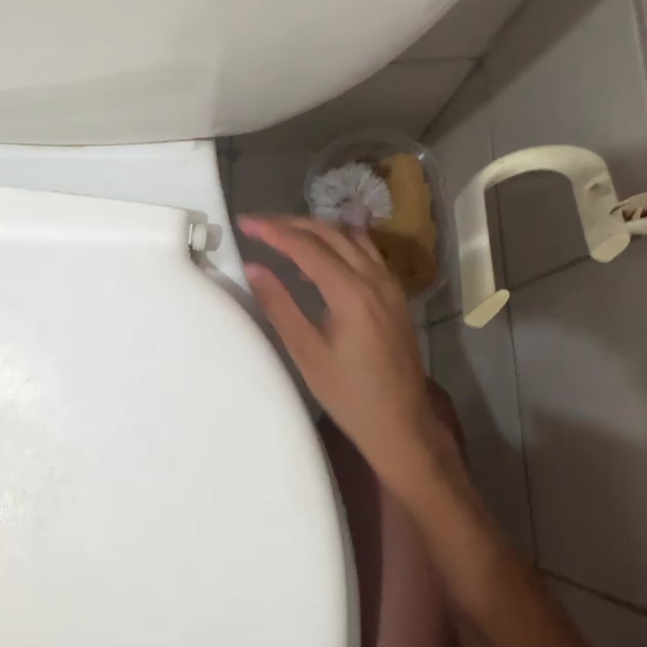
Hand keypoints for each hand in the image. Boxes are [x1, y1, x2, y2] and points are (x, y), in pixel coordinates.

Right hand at [240, 215, 451, 475]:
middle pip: (331, 233)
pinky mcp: (394, 295)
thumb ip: (279, 306)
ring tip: (284, 236)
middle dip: (292, 224)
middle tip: (259, 225)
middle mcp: (375, 279)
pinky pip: (366, 253)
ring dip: (317, 230)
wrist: (401, 422)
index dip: (273, 231)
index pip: (307, 247)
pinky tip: (320, 259)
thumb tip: (254, 268)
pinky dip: (339, 245)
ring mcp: (389, 285)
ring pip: (352, 238)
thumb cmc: (349, 394)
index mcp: (351, 293)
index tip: (245, 223)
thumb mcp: (306, 352)